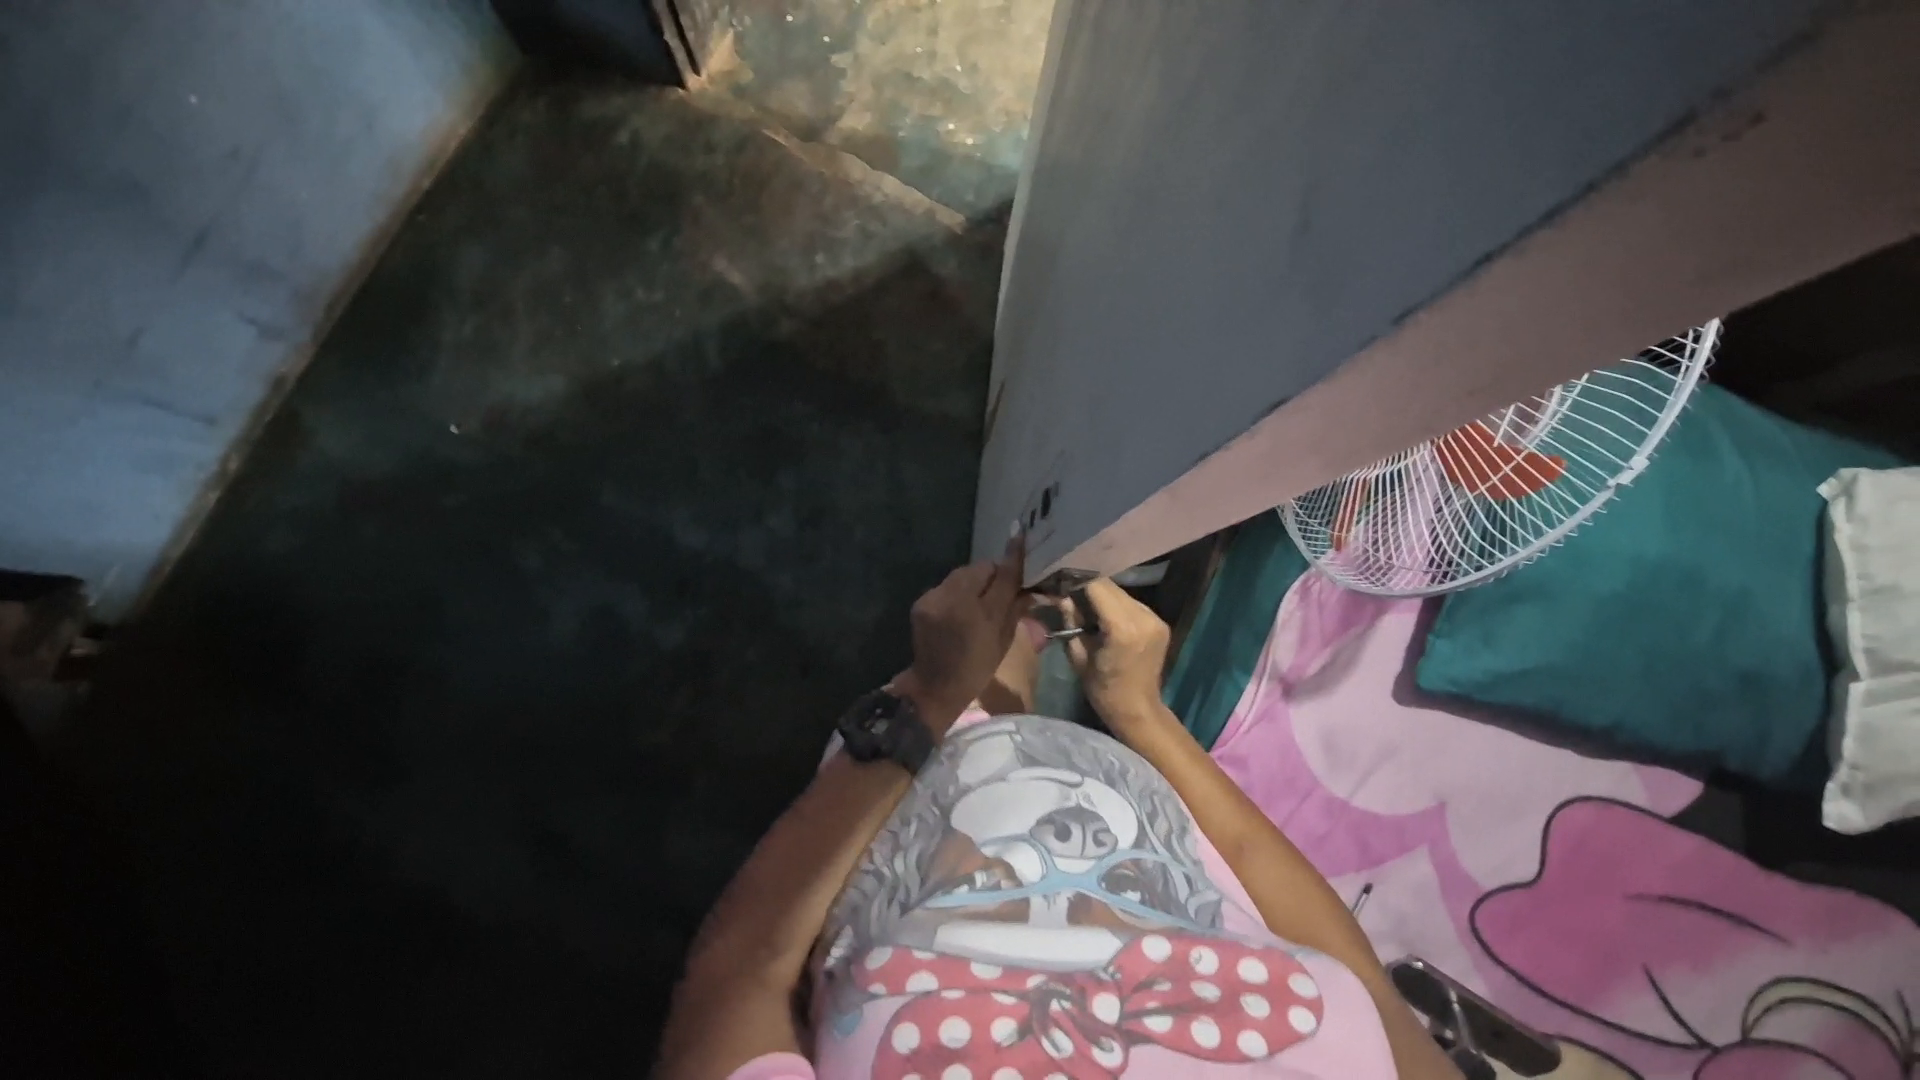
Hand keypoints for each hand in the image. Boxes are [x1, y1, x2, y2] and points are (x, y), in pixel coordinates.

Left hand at [897, 535, 1031, 726]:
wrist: (934, 686)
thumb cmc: (976, 668)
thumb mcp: (1003, 641)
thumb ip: (1016, 608)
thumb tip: (1030, 587)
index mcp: (982, 614)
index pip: (1002, 576)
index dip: (1013, 557)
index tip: (1020, 534)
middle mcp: (956, 600)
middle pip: (980, 569)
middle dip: (992, 575)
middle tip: (999, 590)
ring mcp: (935, 599)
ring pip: (962, 575)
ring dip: (974, 581)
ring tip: (979, 601)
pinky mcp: (922, 602)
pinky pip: (947, 586)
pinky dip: (957, 591)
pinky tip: (959, 608)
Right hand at [1062, 579, 1171, 730]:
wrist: (1138, 709)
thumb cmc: (1103, 689)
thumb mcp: (1078, 657)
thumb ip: (1071, 622)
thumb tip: (1063, 598)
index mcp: (1123, 628)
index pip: (1097, 587)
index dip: (1077, 582)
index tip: (1061, 585)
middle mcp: (1144, 617)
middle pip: (1111, 587)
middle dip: (1088, 588)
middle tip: (1070, 596)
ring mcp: (1155, 619)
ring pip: (1122, 593)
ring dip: (1103, 596)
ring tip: (1087, 609)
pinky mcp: (1160, 622)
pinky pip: (1132, 604)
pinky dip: (1116, 606)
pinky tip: (1106, 618)